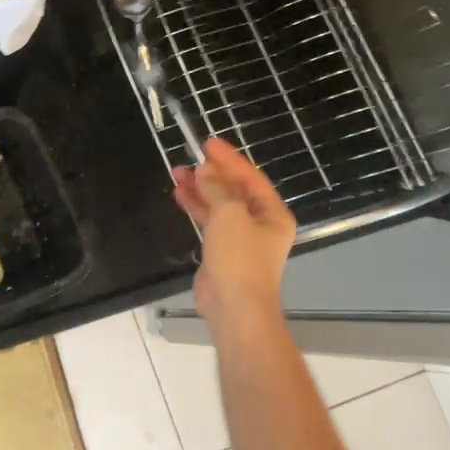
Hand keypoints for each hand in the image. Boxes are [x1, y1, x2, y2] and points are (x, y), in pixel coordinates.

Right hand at [172, 138, 295, 334]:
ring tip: (177, 173)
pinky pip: (209, 220)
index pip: (250, 178)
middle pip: (234, 190)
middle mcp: (260, 224)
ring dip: (200, 188)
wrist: (234, 307)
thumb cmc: (240, 258)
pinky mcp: (222, 251)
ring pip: (219, 205)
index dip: (229, 159)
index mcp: (272, 214)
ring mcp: (241, 238)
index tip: (208, 142)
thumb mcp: (229, 215)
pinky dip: (196, 206)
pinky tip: (180, 194)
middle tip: (188, 158)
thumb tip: (205, 170)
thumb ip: (217, 189)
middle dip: (211, 173)